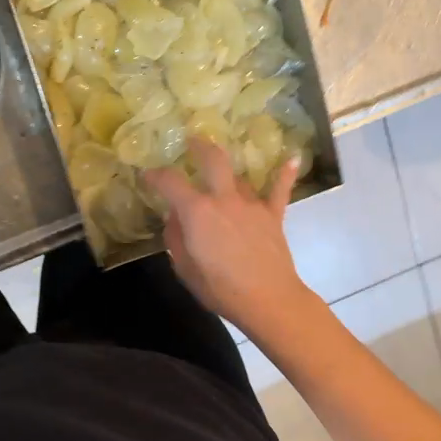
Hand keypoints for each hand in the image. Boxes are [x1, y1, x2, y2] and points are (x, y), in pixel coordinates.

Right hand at [144, 139, 316, 331]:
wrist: (267, 299)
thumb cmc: (220, 288)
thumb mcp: (185, 268)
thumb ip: (176, 238)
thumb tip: (175, 218)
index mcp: (197, 212)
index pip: (171, 183)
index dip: (156, 176)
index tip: (148, 175)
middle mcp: (224, 199)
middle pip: (213, 160)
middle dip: (200, 147)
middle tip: (192, 141)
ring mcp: (252, 205)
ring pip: (239, 177)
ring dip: (229, 175)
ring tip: (223, 177)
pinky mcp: (273, 216)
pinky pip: (279, 190)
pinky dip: (285, 174)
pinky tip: (292, 158)